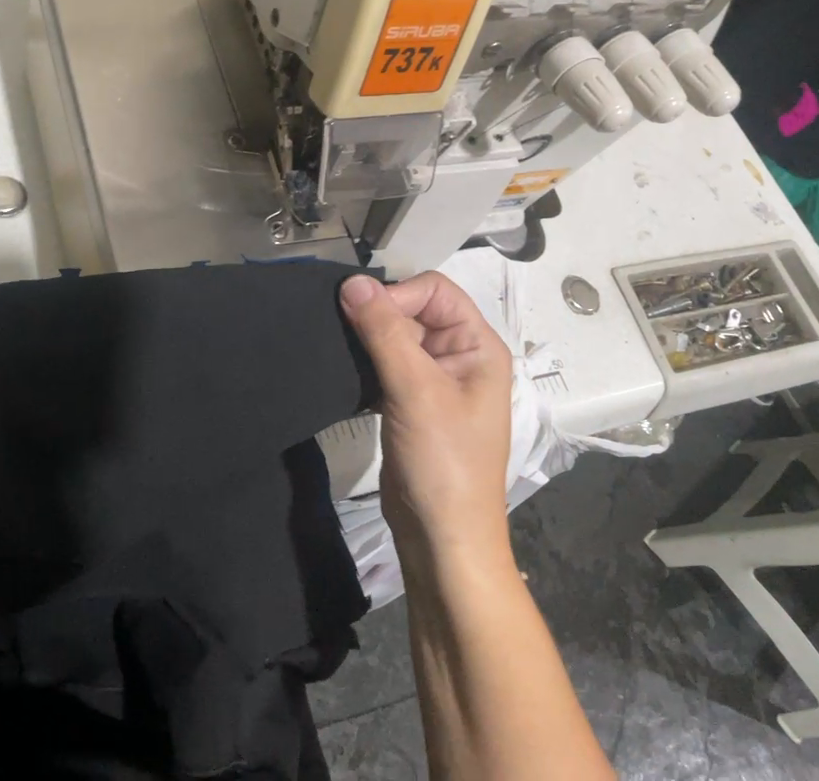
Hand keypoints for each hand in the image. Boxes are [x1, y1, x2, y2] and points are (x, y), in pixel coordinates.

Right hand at [340, 273, 513, 558]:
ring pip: (395, 339)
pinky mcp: (410, 405)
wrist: (442, 536)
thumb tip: (352, 282)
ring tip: (340, 352)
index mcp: (478, 347)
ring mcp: (435, 383)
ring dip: (367, 341)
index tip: (359, 316)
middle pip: (414, 311)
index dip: (398, 295)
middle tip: (342, 334)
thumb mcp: (415, 390)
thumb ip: (384, 332)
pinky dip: (365, 365)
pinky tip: (345, 374)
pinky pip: (385, 367)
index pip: (435, 291)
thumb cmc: (443, 462)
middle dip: (378, 316)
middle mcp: (459, 358)